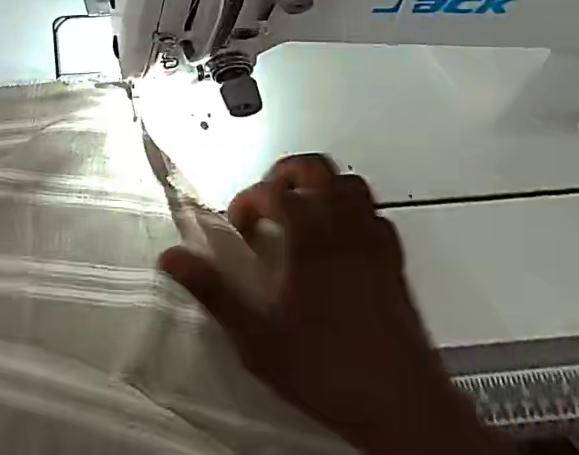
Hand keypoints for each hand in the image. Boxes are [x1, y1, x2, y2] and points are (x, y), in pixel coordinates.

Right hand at [159, 156, 503, 454]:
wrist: (405, 410)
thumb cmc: (332, 372)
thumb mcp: (257, 336)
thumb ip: (213, 291)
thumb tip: (173, 258)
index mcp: (310, 238)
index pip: (271, 191)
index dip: (248, 201)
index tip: (239, 225)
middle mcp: (343, 230)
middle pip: (314, 169)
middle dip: (285, 173)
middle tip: (267, 197)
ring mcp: (374, 243)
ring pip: (350, 184)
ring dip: (322, 186)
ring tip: (301, 207)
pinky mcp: (395, 263)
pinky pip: (377, 215)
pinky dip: (356, 213)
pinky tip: (343, 236)